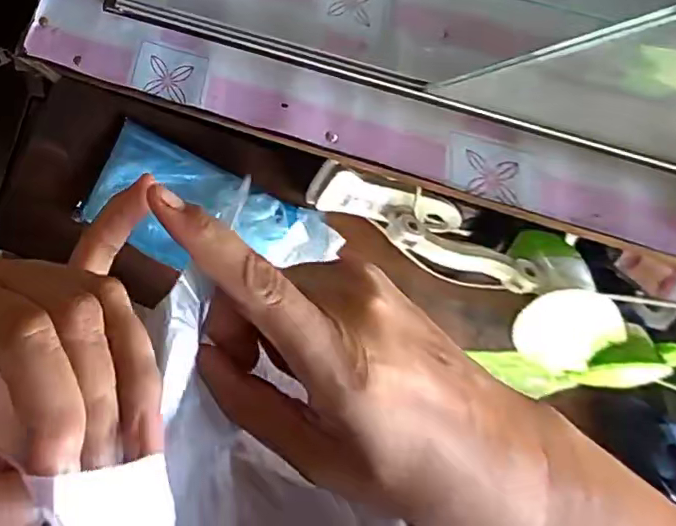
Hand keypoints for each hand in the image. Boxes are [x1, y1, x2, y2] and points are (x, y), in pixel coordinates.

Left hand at [0, 175, 163, 523]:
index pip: (22, 331)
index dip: (55, 404)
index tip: (60, 478)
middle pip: (72, 310)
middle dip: (98, 398)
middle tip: (95, 474)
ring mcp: (29, 279)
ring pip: (103, 298)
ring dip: (132, 373)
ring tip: (133, 443)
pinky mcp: (58, 296)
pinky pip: (95, 253)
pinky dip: (121, 224)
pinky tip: (148, 192)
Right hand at [149, 188, 675, 525]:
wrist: (518, 462)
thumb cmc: (420, 480)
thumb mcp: (326, 462)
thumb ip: (249, 403)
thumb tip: (208, 353)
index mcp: (342, 361)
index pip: (258, 286)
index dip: (202, 238)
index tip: (158, 196)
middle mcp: (350, 302)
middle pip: (249, 289)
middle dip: (235, 327)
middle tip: (257, 375)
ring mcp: (364, 281)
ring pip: (273, 285)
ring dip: (267, 321)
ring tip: (307, 371)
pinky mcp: (371, 273)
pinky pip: (302, 282)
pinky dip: (296, 312)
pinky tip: (333, 351)